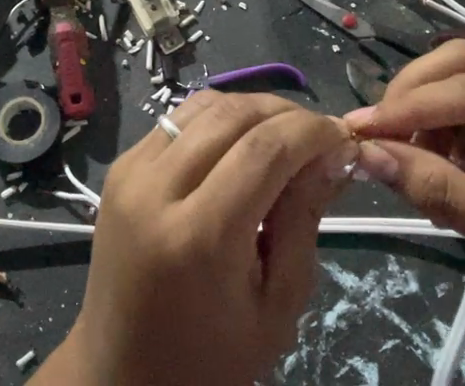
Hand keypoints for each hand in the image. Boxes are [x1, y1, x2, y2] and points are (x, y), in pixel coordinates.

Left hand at [33, 91, 358, 385]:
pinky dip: (218, 118)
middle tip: (321, 134)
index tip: (344, 138)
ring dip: (252, 107)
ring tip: (287, 133)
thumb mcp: (278, 304)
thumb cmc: (212, 356)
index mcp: (199, 235)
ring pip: (203, 105)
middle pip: (233, 115)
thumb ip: (303, 220)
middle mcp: (157, 188)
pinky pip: (176, 120)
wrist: (123, 370)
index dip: (312, 132)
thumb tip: (334, 152)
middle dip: (287, 113)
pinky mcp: (120, 167)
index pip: (265, 149)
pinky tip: (242, 142)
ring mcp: (131, 172)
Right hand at [345, 40, 464, 385]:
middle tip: (373, 134)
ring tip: (401, 158)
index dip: (411, 106)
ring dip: (424, 113)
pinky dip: (440, 134)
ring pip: (464, 86)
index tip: (356, 130)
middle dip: (414, 94)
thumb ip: (439, 189)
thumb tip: (365, 153)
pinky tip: (429, 167)